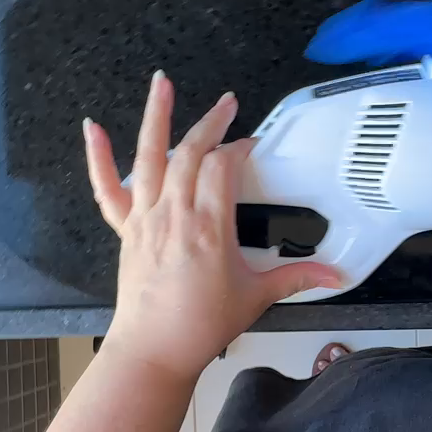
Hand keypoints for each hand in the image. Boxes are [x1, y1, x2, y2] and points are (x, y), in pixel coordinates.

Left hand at [84, 71, 339, 382]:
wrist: (154, 350)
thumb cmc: (204, 325)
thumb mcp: (256, 297)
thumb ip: (297, 278)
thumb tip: (338, 277)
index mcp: (209, 226)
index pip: (223, 168)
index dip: (240, 149)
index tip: (253, 146)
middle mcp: (175, 213)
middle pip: (191, 153)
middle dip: (211, 123)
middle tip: (228, 103)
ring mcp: (146, 219)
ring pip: (150, 157)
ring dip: (157, 116)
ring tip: (162, 81)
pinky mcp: (127, 230)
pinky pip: (109, 189)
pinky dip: (99, 158)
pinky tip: (92, 127)